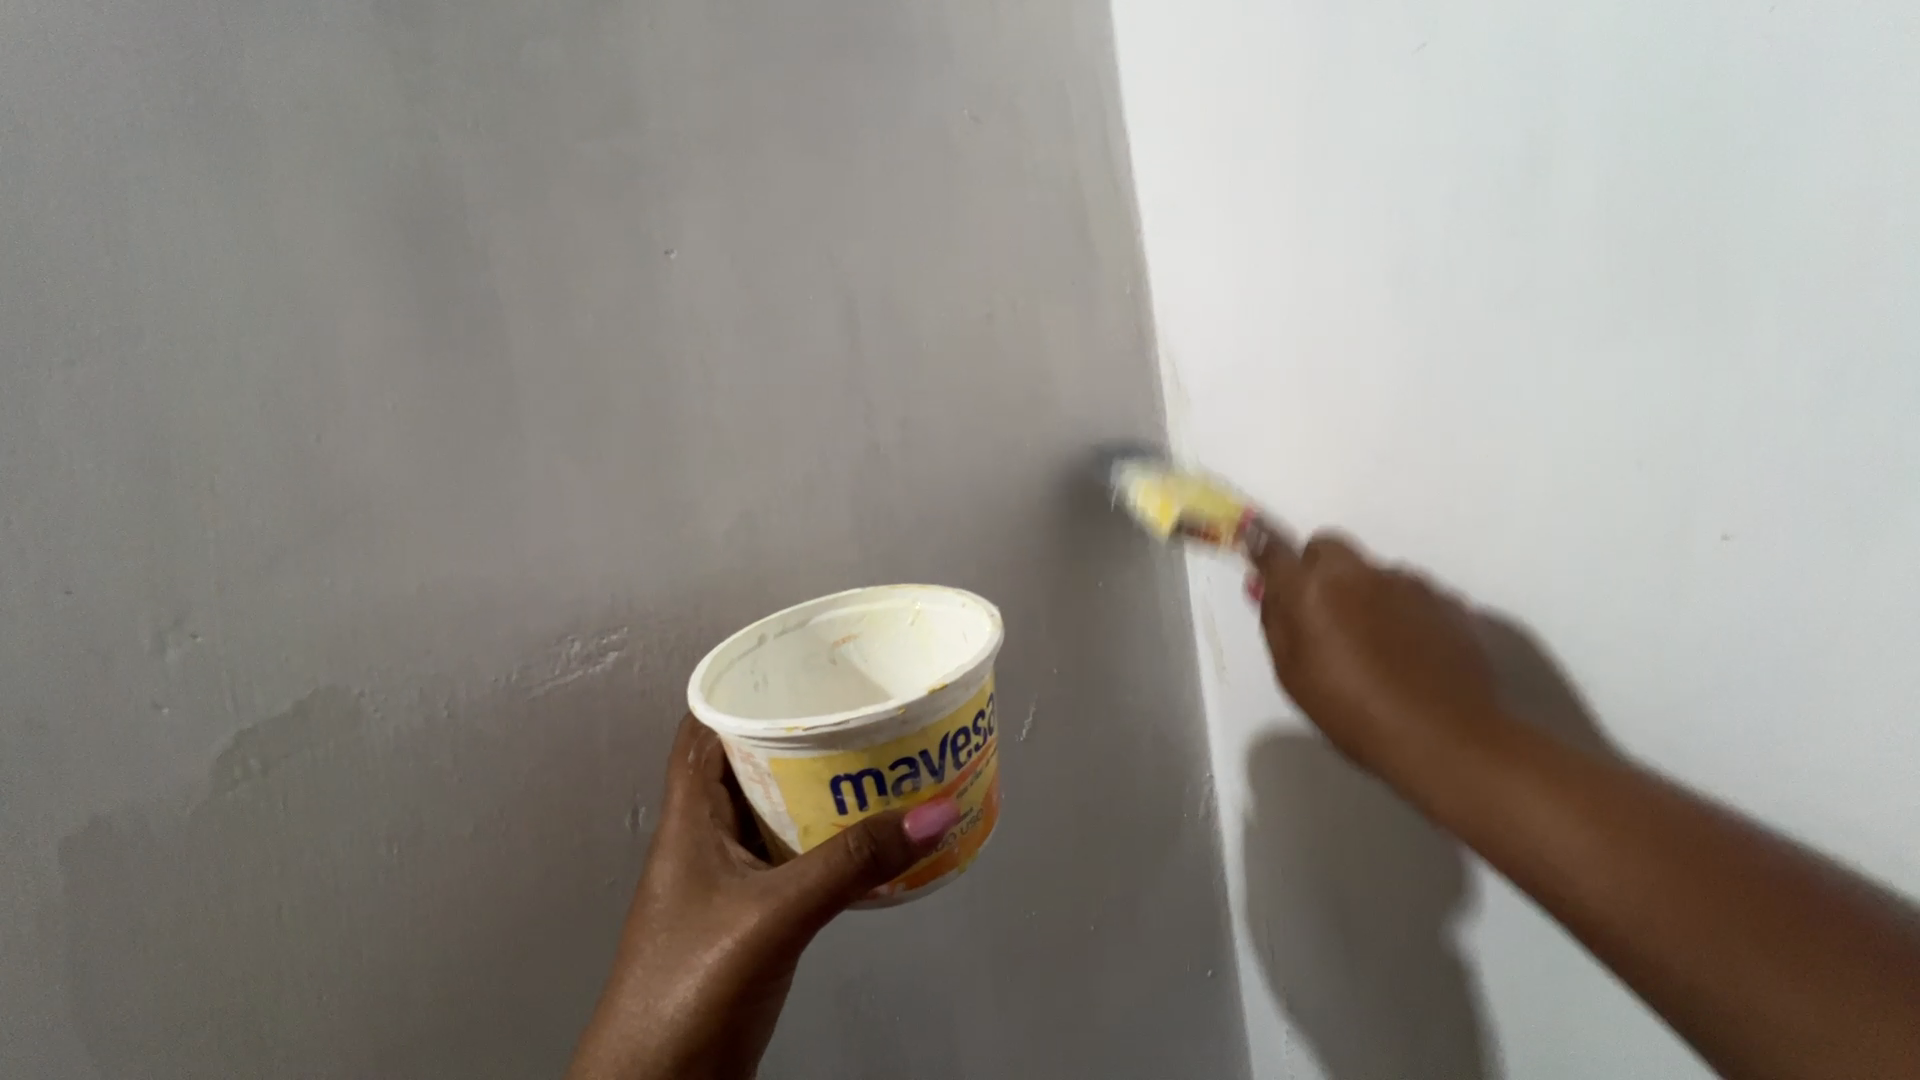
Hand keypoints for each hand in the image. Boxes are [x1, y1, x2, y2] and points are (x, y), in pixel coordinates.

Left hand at [566, 715, 960, 1079]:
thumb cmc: (687, 990)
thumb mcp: (775, 914)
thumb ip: (853, 864)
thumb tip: (934, 813)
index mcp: (690, 814)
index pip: (707, 723)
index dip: (745, 685)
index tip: (799, 661)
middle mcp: (707, 833)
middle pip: (750, 757)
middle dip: (799, 728)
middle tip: (854, 703)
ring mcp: (731, 874)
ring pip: (777, 804)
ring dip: (820, 781)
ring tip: (875, 754)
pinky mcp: (756, 911)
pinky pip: (798, 850)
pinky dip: (832, 833)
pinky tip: (873, 832)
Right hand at [1249, 532, 1509, 774]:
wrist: (1446, 737)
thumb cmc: (1351, 712)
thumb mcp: (1293, 675)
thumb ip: (1277, 623)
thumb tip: (1268, 589)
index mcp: (1311, 589)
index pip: (1274, 549)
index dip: (1261, 544)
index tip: (1255, 541)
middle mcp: (1358, 573)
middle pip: (1326, 547)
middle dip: (1316, 568)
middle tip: (1319, 610)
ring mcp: (1407, 583)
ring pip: (1371, 572)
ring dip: (1362, 592)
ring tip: (1372, 643)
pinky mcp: (1446, 600)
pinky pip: (1409, 593)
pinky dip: (1399, 611)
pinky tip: (1407, 651)